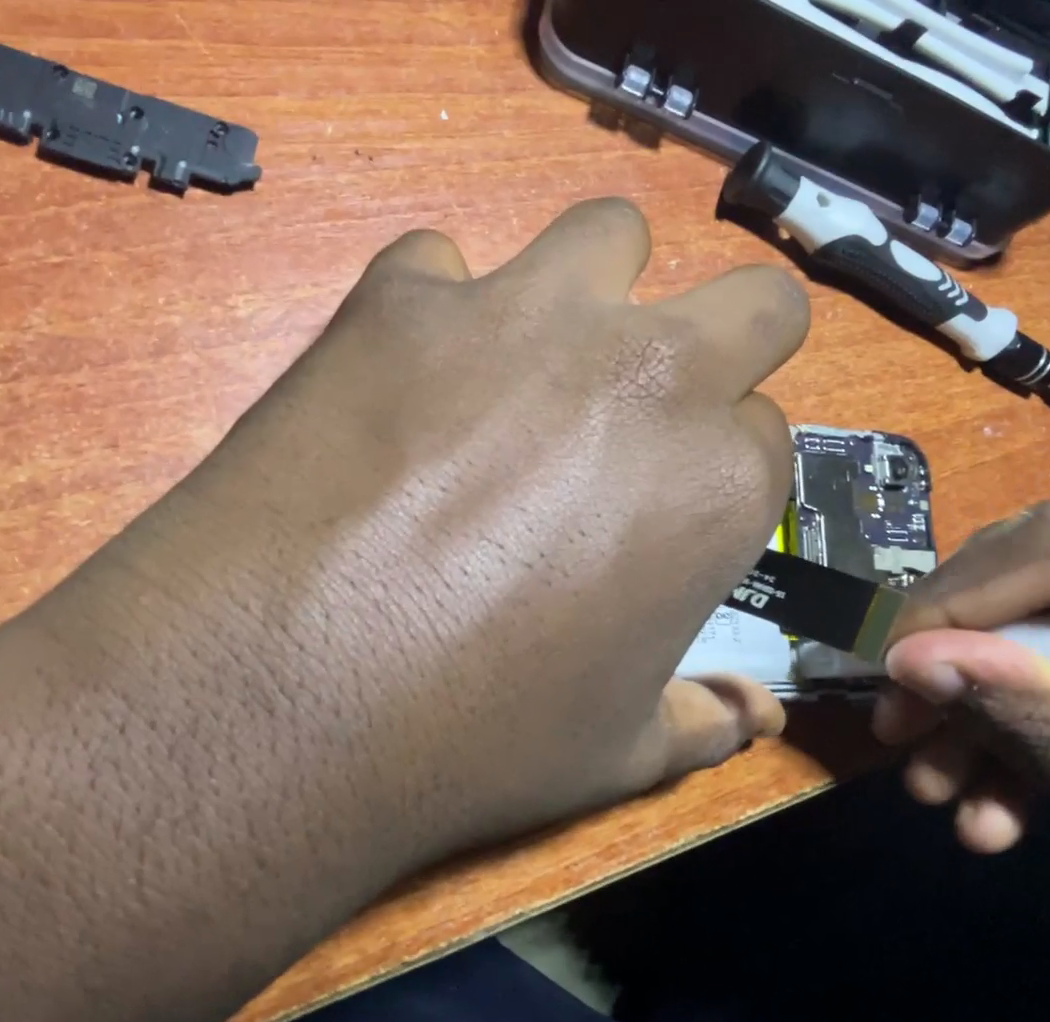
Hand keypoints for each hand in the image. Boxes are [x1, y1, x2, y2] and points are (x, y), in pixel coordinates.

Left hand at [69, 197, 804, 858]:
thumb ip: (703, 722)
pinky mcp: (400, 296)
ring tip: (526, 367)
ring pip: (607, 237)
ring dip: (591, 290)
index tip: (663, 506)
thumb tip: (757, 713)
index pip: (767, 434)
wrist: (283, 691)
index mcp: (720, 481)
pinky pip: (439, 265)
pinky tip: (398, 383)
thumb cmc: (472, 740)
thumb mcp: (613, 755)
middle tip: (638, 413)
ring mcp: (522, 314)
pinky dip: (434, 312)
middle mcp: (649, 372)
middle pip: (752, 303)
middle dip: (720, 346)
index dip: (717, 471)